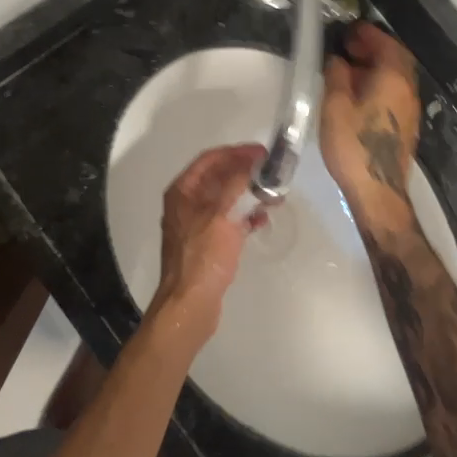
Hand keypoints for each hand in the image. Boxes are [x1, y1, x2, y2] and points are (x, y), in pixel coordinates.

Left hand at [150, 142, 265, 348]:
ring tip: (273, 194)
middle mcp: (186, 203)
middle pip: (218, 177)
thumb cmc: (203, 256)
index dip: (236, 152)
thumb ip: (237, 184)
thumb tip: (252, 164)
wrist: (190, 304)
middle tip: (271, 171)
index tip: (261, 152)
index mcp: (183, 191)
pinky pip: (228, 220)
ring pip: (225, 199)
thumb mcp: (222, 215)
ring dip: (248, 193)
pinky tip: (262, 219)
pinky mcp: (207, 243)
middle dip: (245, 172)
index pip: (210, 159)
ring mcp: (196, 224)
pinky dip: (244, 216)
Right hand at [320, 23, 421, 225]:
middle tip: (349, 46)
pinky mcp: (406, 125)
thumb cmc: (354, 145)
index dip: (368, 34)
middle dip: (374, 47)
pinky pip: (395, 91)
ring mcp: (410, 109)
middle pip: (396, 58)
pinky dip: (380, 82)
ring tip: (349, 68)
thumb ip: (337, 76)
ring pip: (397, 76)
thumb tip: (338, 59)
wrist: (379, 192)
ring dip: (376, 66)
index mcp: (393, 79)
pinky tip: (359, 93)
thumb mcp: (335, 106)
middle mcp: (407, 89)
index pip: (386, 44)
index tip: (349, 30)